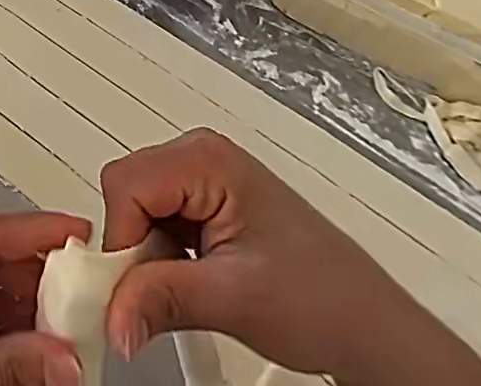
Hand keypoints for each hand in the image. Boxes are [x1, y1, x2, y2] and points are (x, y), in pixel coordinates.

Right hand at [101, 129, 480, 384]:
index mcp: (208, 160)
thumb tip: (112, 314)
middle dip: (131, 244)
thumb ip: (161, 300)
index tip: (124, 289)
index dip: (121, 240)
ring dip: (145, 251)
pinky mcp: (202, 196)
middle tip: (150, 291)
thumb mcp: (233, 301)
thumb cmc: (326, 299)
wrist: (368, 324)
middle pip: (125, 188)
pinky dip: (158, 251)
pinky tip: (188, 274)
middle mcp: (201, 155)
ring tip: (184, 284)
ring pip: (134, 203)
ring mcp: (202, 174)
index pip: (127, 184)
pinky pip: (152, 214)